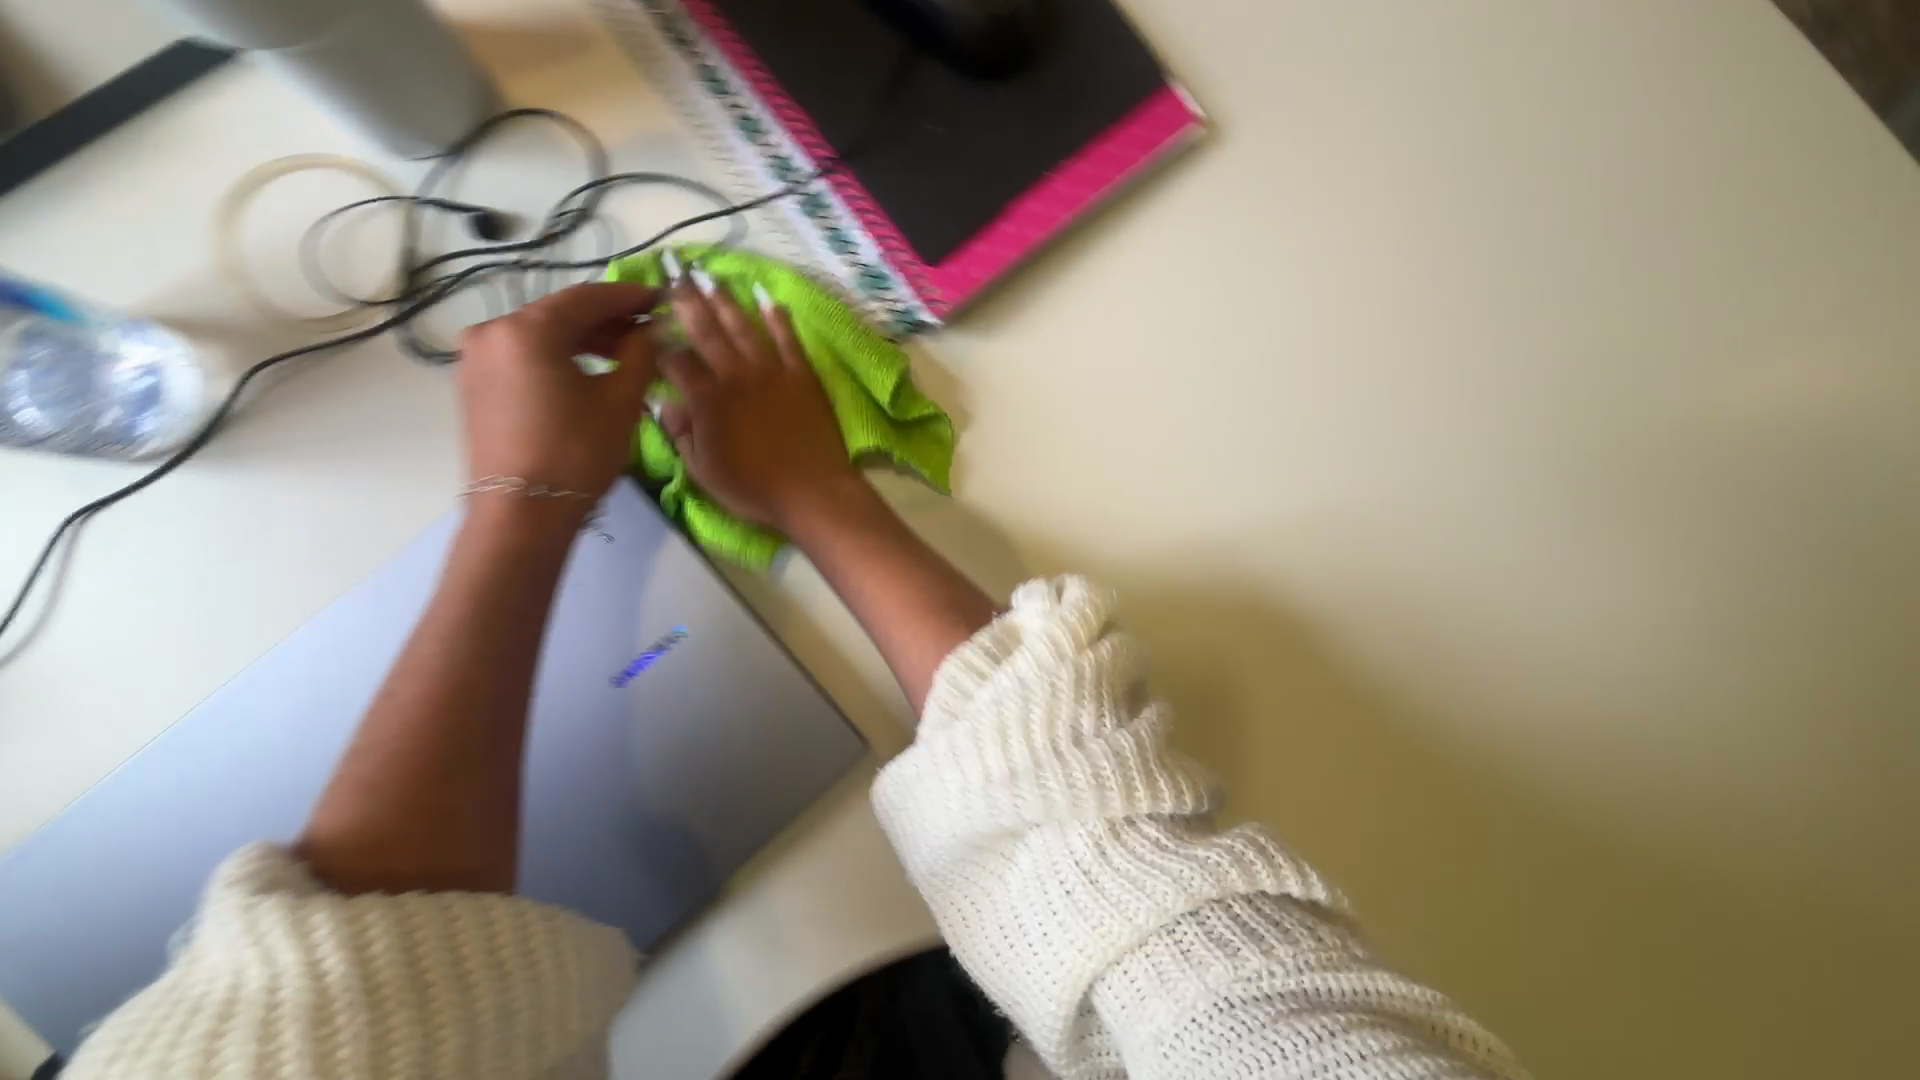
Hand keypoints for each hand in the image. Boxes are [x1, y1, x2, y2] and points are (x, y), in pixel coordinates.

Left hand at [455, 283, 662, 501]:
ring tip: (622, 356)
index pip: (587, 297)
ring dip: (582, 341)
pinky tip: (586, 375)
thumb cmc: (577, 452)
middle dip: (606, 320)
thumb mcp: (621, 400)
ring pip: (539, 337)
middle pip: (559, 315)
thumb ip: (640, 354)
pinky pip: (522, 358)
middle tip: (646, 330)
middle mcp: (492, 333)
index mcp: (526, 329)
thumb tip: (652, 330)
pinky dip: (557, 359)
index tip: (660, 299)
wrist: (522, 513)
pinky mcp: (473, 387)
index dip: (629, 296)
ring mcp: (475, 360)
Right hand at [656, 267, 863, 532]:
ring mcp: (772, 371)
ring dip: (725, 300)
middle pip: (707, 330)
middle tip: (673, 275)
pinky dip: (777, 317)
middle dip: (687, 301)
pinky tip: (767, 298)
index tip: (649, 327)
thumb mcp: (703, 471)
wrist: (812, 491)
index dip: (660, 343)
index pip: (675, 361)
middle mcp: (736, 375)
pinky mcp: (802, 375)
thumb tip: (665, 404)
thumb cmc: (753, 488)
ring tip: (709, 277)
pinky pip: (788, 339)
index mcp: (707, 399)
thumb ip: (680, 434)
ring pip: (744, 326)